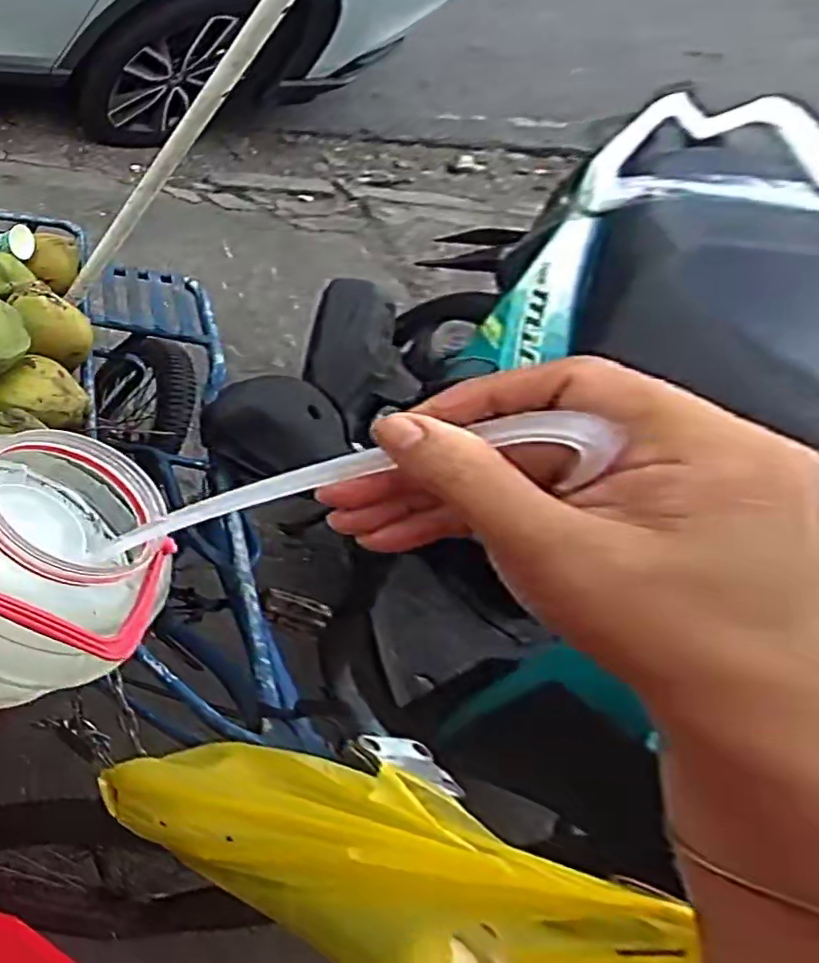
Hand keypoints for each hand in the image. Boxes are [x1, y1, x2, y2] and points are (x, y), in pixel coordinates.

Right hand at [317, 356, 818, 720]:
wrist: (757, 730)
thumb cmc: (696, 647)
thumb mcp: (546, 546)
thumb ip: (464, 477)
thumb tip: (404, 430)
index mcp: (694, 444)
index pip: (559, 385)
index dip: (468, 404)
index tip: (405, 432)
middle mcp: (683, 459)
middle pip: (519, 439)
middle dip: (426, 468)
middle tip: (359, 485)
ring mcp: (656, 497)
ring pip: (514, 476)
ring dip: (432, 498)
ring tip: (367, 516)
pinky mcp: (627, 527)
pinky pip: (533, 504)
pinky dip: (469, 519)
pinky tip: (411, 530)